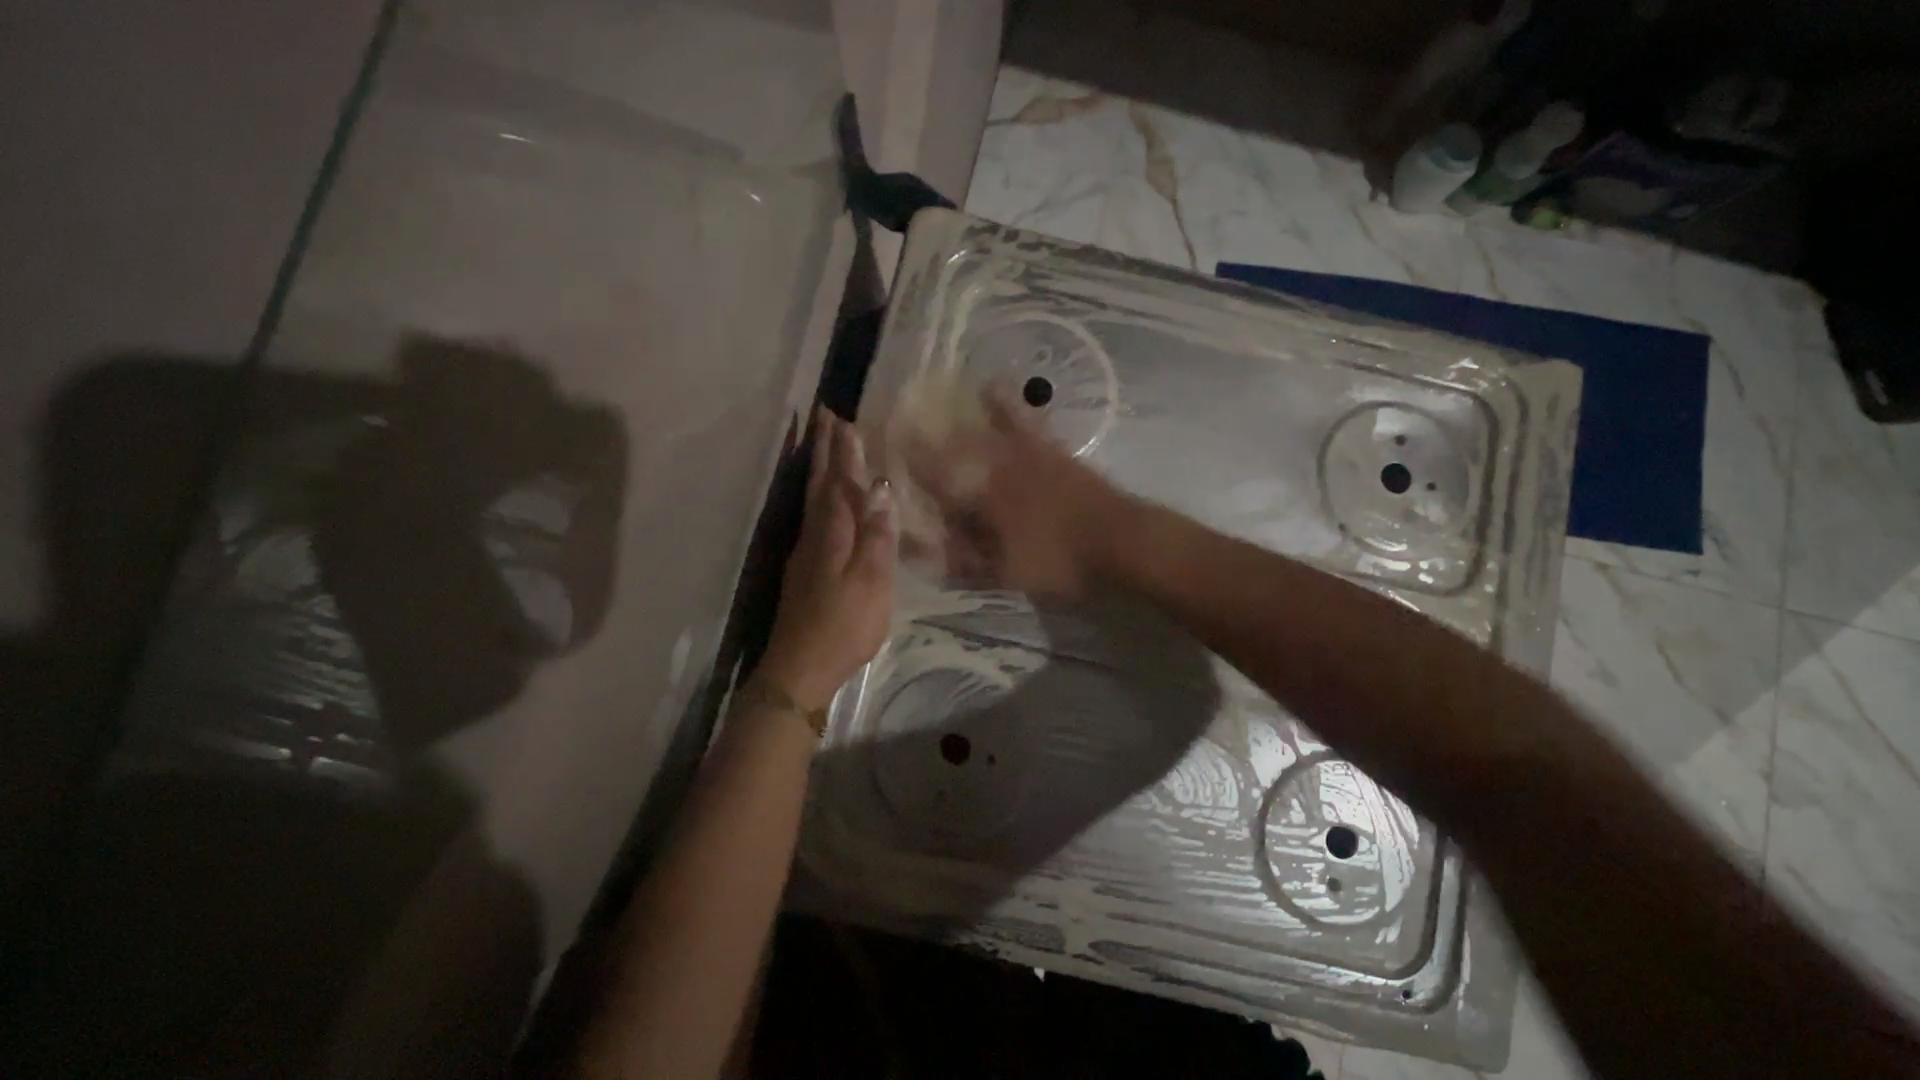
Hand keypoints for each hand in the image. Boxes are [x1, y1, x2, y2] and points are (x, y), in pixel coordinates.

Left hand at [758, 408, 895, 710]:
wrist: (800, 669)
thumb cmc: (844, 626)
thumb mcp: (871, 581)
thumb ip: (876, 534)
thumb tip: (880, 486)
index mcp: (834, 532)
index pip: (840, 482)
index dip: (844, 451)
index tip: (842, 416)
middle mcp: (815, 534)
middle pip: (821, 484)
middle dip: (826, 451)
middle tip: (826, 417)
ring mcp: (805, 553)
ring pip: (813, 500)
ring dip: (821, 470)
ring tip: (827, 447)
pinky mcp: (803, 571)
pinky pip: (814, 518)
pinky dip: (821, 499)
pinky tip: (827, 504)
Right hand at [901, 385, 1125, 596]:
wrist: (1120, 540)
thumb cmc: (1058, 562)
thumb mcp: (1003, 570)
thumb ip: (960, 558)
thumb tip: (917, 547)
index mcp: (981, 495)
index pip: (932, 471)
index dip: (905, 457)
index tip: (883, 443)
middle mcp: (997, 464)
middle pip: (954, 442)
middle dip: (924, 430)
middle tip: (901, 416)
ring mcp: (1026, 451)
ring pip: (984, 426)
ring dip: (958, 412)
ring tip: (934, 393)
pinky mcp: (1051, 449)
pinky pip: (1022, 419)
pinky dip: (1006, 403)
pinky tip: (994, 388)